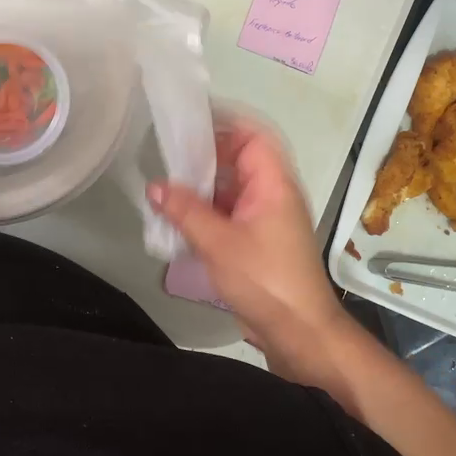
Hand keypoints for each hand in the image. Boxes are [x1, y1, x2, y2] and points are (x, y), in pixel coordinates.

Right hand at [147, 116, 351, 365]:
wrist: (300, 332)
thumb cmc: (266, 279)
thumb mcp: (218, 243)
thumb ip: (185, 211)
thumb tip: (154, 186)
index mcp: (273, 184)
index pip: (252, 136)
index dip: (223, 124)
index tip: (186, 123)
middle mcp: (272, 195)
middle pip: (238, 160)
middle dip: (202, 158)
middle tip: (164, 156)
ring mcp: (265, 219)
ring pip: (230, 189)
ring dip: (200, 188)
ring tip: (163, 188)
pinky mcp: (257, 242)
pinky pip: (228, 213)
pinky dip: (204, 212)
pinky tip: (176, 219)